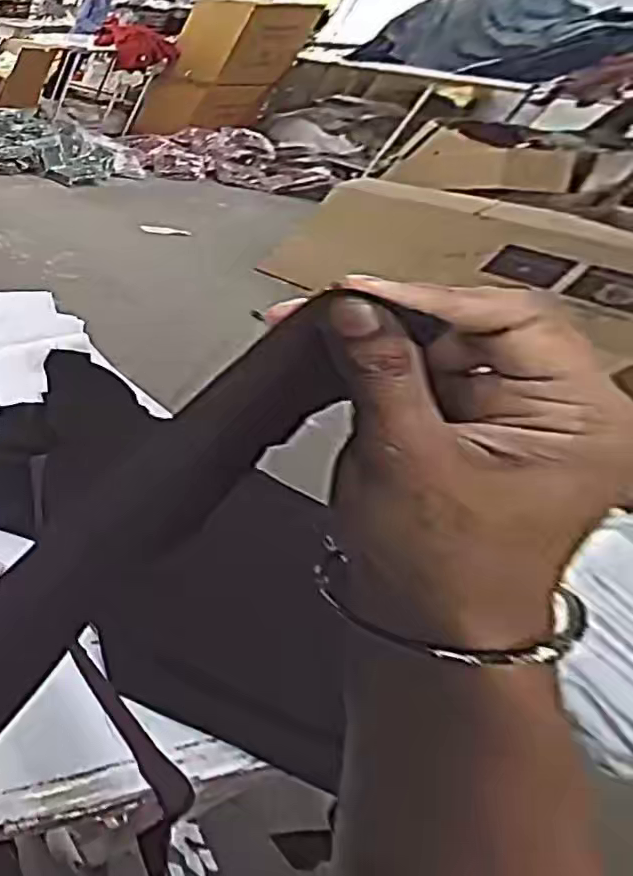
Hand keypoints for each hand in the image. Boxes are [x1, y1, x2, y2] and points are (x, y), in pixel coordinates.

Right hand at [279, 277, 632, 648]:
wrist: (424, 608)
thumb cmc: (439, 554)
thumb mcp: (404, 455)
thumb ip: (380, 375)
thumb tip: (354, 312)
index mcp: (581, 417)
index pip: (514, 323)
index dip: (431, 299)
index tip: (358, 290)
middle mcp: (553, 408)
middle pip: (476, 328)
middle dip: (394, 313)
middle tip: (328, 305)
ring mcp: (504, 415)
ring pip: (439, 347)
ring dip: (374, 336)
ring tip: (318, 326)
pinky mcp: (457, 422)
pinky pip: (415, 372)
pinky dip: (370, 360)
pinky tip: (336, 353)